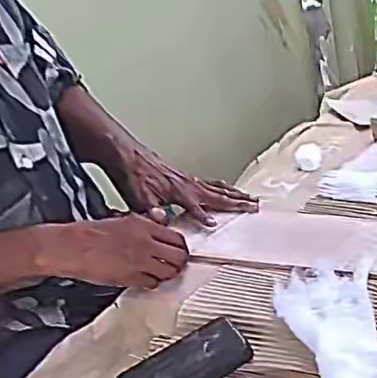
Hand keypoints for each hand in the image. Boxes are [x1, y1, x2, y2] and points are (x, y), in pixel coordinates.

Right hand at [36, 215, 189, 289]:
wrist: (67, 247)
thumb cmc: (89, 233)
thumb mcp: (121, 220)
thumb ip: (146, 221)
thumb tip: (163, 217)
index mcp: (142, 226)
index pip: (177, 238)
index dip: (180, 246)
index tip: (178, 250)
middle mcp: (145, 243)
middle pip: (179, 256)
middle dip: (179, 262)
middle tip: (174, 264)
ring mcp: (139, 261)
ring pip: (170, 272)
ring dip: (168, 273)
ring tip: (161, 272)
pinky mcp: (131, 277)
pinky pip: (153, 283)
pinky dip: (152, 282)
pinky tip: (146, 278)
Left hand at [113, 145, 255, 223]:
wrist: (121, 151)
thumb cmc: (129, 172)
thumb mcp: (136, 195)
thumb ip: (150, 209)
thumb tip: (162, 220)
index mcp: (179, 191)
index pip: (197, 207)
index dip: (205, 218)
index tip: (214, 226)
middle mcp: (187, 184)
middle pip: (218, 195)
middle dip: (238, 201)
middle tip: (255, 205)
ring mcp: (188, 179)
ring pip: (218, 188)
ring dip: (235, 193)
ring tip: (249, 197)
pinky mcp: (184, 176)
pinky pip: (210, 183)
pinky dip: (221, 187)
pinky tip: (224, 188)